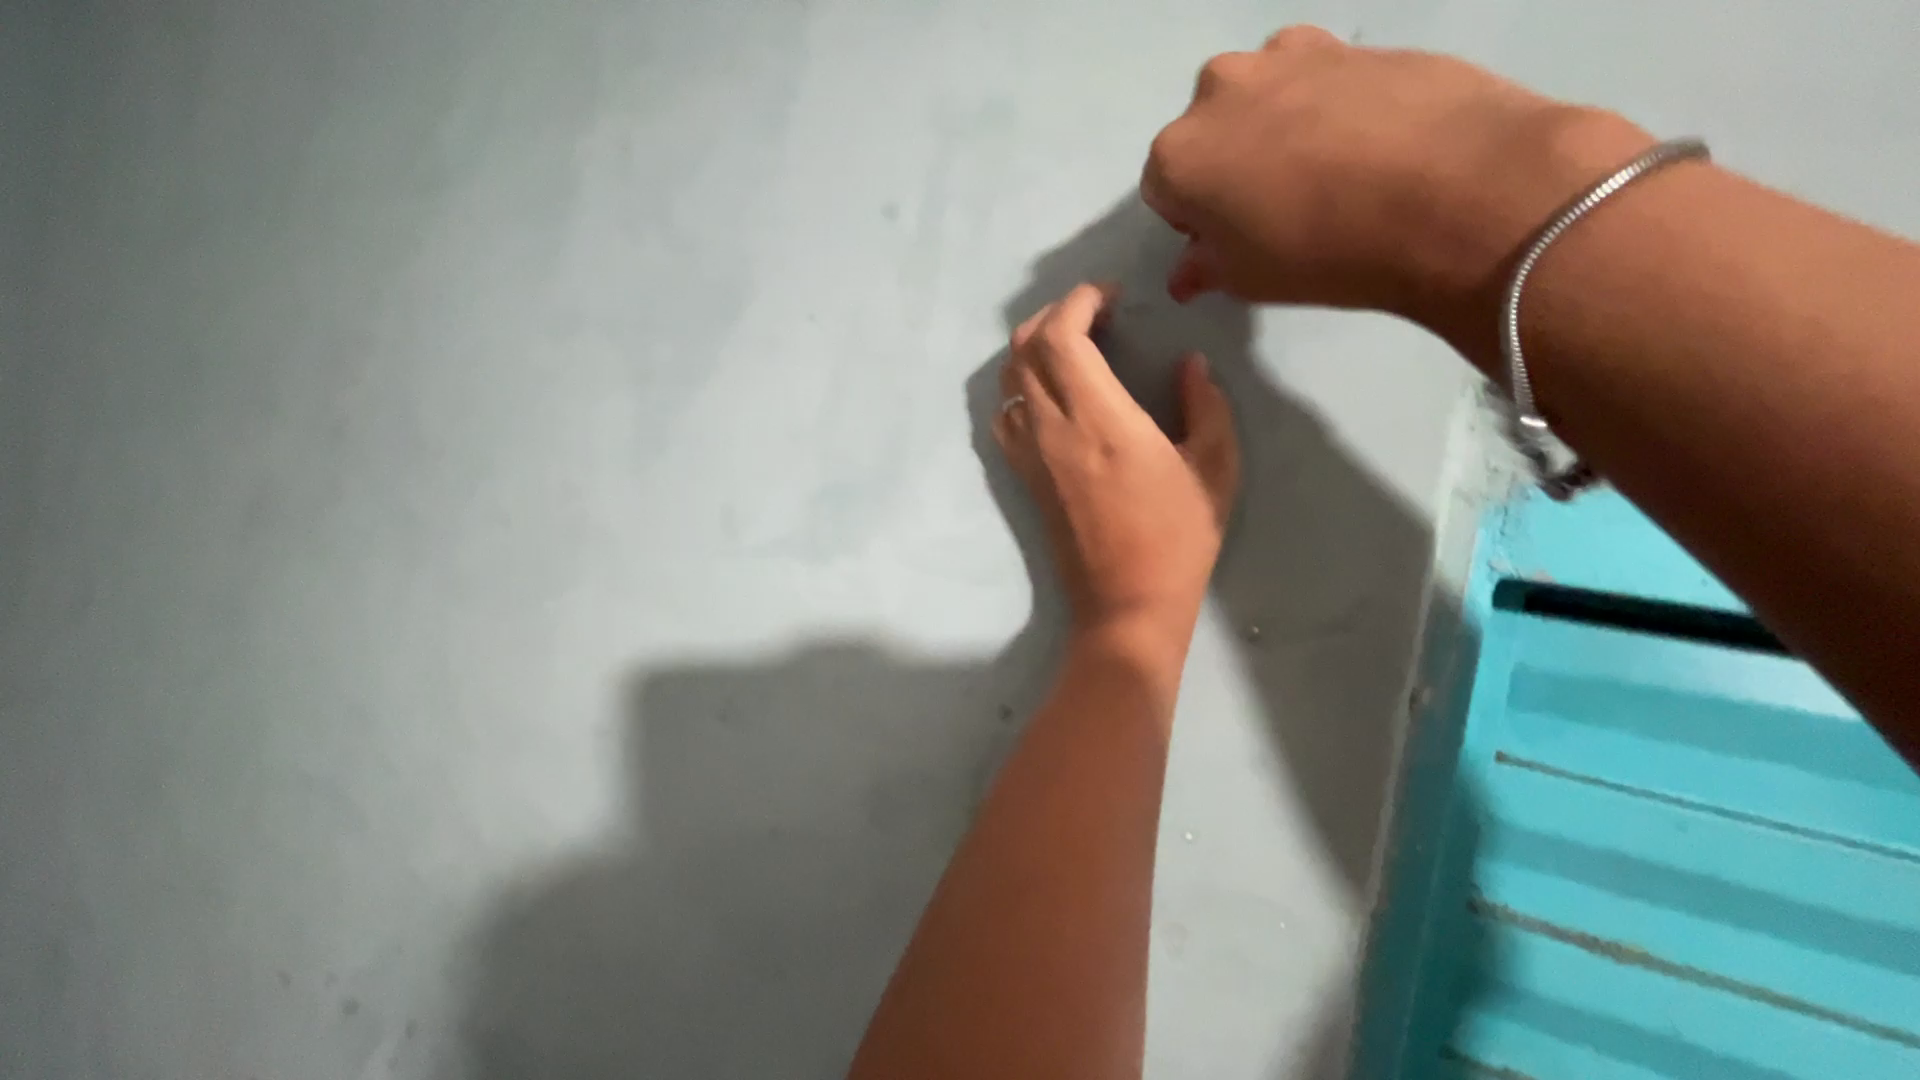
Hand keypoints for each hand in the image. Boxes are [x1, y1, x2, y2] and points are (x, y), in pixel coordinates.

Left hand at [995, 285, 1239, 658]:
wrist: (1126, 604)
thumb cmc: (1178, 538)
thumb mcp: (1215, 468)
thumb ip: (1206, 405)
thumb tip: (1190, 364)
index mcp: (1100, 419)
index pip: (1062, 336)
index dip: (1079, 302)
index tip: (1111, 298)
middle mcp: (1052, 428)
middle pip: (1026, 348)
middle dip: (1055, 315)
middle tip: (1095, 315)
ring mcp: (1030, 454)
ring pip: (1009, 379)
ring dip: (1033, 347)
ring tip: (1073, 346)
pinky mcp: (1023, 476)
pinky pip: (1005, 415)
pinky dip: (1019, 387)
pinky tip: (1050, 393)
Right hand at [1141, 27, 1651, 330]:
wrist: (1450, 189)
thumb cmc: (1320, 250)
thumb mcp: (1246, 278)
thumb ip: (1204, 267)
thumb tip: (1186, 271)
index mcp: (1178, 154)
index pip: (1163, 191)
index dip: (1193, 220)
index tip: (1231, 240)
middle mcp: (1217, 92)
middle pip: (1207, 133)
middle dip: (1228, 164)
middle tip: (1276, 205)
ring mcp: (1285, 55)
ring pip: (1259, 96)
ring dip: (1272, 126)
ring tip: (1323, 169)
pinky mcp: (1348, 41)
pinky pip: (1315, 75)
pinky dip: (1324, 103)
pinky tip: (1363, 139)